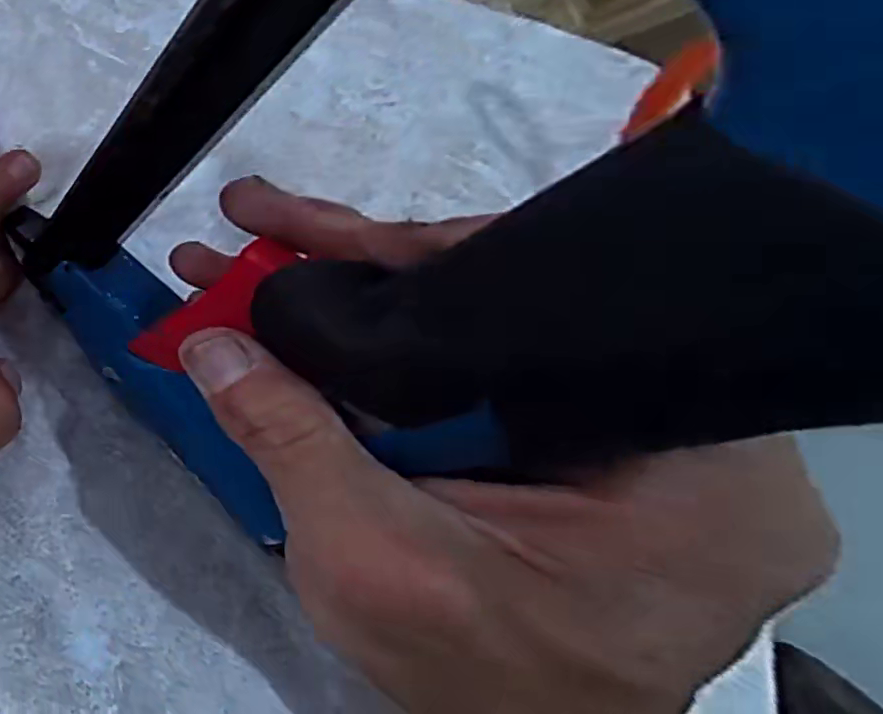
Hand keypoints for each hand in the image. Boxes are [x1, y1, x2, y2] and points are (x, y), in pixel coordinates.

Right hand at [170, 178, 837, 713]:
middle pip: (473, 298)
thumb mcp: (372, 562)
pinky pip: (428, 358)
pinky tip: (277, 314)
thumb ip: (290, 441)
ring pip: (440, 322)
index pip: (527, 304)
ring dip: (329, 287)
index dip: (402, 254)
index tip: (301, 225)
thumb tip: (206, 343)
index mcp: (676, 456)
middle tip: (247, 214)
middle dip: (339, 255)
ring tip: (236, 254)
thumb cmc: (475, 681)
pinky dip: (345, 334)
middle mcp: (644, 420)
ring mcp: (577, 422)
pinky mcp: (519, 432)